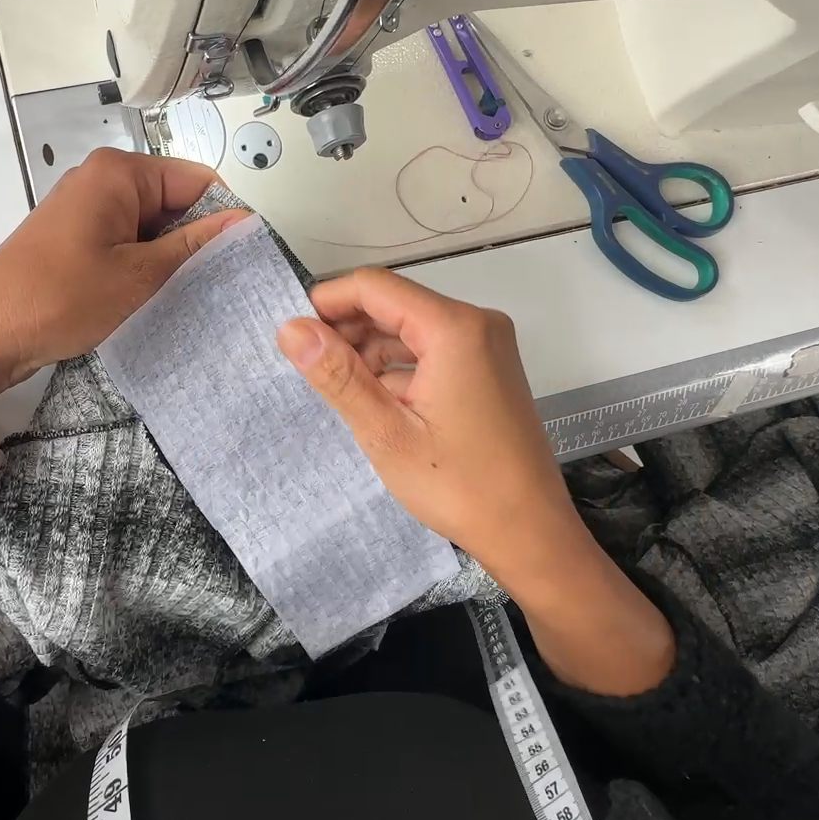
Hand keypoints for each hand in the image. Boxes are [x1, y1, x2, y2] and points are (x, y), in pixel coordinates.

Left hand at [0, 148, 244, 436]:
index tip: (242, 259)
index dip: (223, 216)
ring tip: (183, 295)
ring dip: (168, 257)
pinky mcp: (73, 237)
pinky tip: (149, 296)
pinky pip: (124, 241)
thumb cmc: (62, 298)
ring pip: (150, 226)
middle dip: (195, 239)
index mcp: (119, 173)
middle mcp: (101, 180)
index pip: (196, 179)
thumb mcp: (141, 274)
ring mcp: (84, 208)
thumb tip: (244, 222)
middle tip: (216, 285)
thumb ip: (195, 245)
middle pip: (173, 200)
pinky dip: (141, 265)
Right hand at [277, 268, 674, 694]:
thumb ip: (337, 374)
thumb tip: (289, 328)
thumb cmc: (457, 485)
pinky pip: (429, 349)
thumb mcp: (385, 431)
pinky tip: (374, 400)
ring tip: (338, 390)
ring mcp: (486, 346)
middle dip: (347, 329)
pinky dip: (396, 366)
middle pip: (393, 303)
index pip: (375, 287)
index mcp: (454, 328)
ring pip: (409, 327)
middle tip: (310, 369)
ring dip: (369, 350)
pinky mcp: (487, 368)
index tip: (293, 336)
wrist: (529, 533)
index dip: (327, 302)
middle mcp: (476, 324)